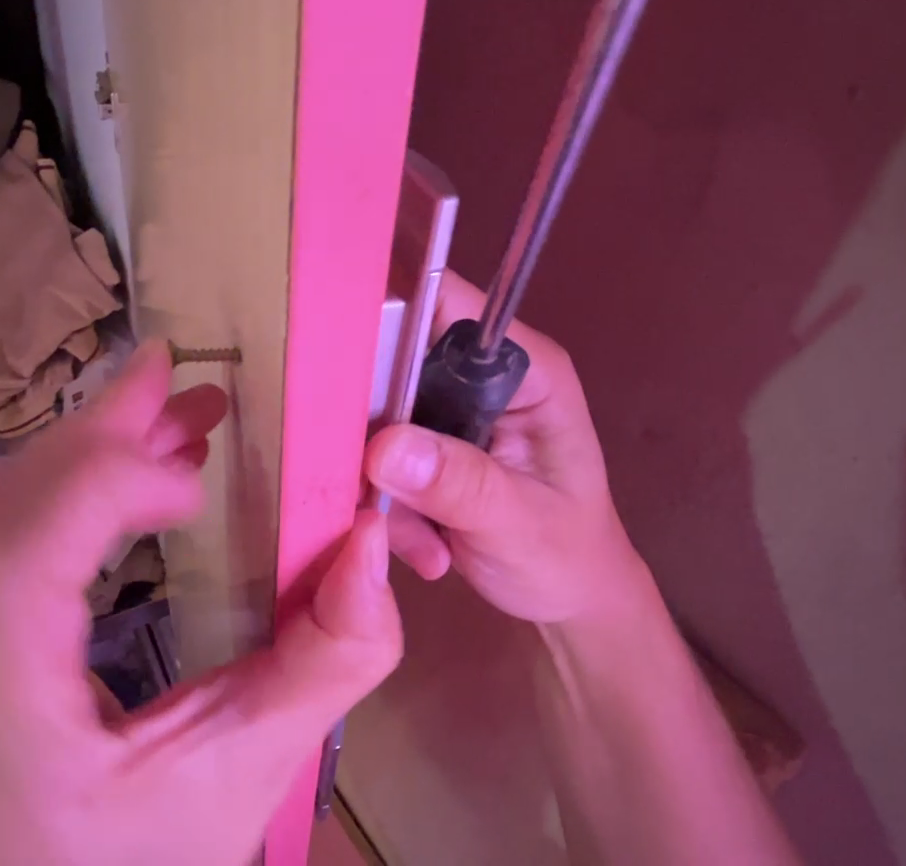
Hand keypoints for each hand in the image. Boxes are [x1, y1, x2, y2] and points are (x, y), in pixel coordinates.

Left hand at [0, 341, 401, 864]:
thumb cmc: (167, 857)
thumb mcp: (258, 768)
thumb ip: (330, 657)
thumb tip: (370, 536)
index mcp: (2, 765)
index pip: (13, 579)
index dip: (97, 489)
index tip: (193, 475)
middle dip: (91, 442)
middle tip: (173, 381)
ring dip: (75, 461)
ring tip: (163, 423)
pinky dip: (51, 502)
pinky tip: (117, 481)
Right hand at [365, 273, 649, 623]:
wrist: (570, 602)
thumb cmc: (567, 557)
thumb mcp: (519, 524)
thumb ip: (458, 482)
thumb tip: (383, 446)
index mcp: (521, 368)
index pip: (442, 304)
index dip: (385, 317)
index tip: (335, 369)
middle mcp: (479, 375)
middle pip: (392, 361)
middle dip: (374, 429)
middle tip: (376, 492)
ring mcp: (449, 409)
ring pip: (376, 414)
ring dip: (380, 479)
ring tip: (422, 541)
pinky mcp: (426, 443)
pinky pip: (377, 452)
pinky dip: (385, 499)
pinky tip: (422, 544)